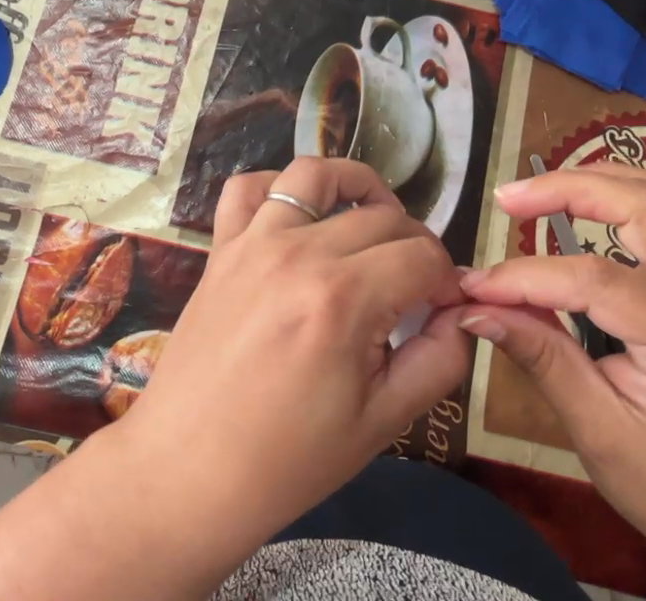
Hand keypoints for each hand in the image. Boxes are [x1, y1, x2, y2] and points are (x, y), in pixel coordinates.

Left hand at [115, 156, 470, 532]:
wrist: (189, 472)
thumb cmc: (289, 459)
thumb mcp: (383, 422)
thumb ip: (438, 360)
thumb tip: (456, 313)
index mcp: (344, 299)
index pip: (423, 255)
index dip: (445, 280)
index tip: (441, 310)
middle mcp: (299, 254)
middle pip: (382, 216)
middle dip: (413, 244)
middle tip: (412, 289)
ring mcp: (253, 244)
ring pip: (316, 174)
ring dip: (356, 187)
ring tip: (371, 219)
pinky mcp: (221, 250)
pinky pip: (247, 188)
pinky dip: (278, 187)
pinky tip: (298, 218)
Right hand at [459, 164, 645, 600]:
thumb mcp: (600, 434)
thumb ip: (542, 357)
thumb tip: (477, 310)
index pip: (596, 279)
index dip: (526, 275)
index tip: (474, 286)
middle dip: (570, 188)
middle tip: (507, 197)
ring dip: (604, 181)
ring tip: (543, 191)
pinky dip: (626, 202)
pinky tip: (587, 212)